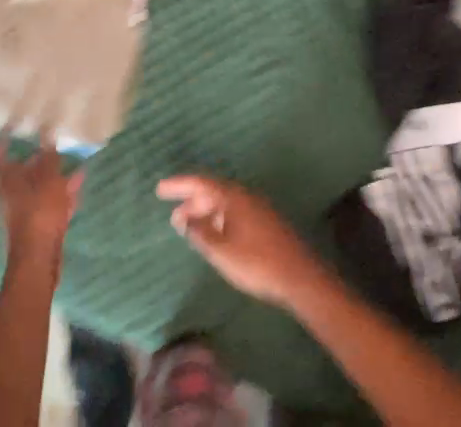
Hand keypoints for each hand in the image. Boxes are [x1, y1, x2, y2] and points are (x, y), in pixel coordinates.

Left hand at [0, 130, 82, 262]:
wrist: (39, 259)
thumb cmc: (39, 213)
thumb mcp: (48, 179)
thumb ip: (49, 156)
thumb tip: (46, 131)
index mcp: (7, 180)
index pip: (0, 155)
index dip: (4, 140)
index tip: (13, 126)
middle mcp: (12, 194)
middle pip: (22, 171)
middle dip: (37, 158)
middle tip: (50, 143)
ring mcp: (25, 211)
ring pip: (39, 187)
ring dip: (54, 174)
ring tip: (72, 159)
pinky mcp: (39, 224)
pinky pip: (50, 202)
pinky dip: (62, 192)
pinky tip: (79, 182)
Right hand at [156, 175, 332, 306]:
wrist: (300, 278)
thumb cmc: (256, 263)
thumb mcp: (221, 251)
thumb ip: (199, 233)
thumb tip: (183, 218)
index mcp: (233, 198)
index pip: (200, 183)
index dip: (179, 185)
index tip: (160, 189)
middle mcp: (245, 197)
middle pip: (213, 191)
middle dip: (191, 201)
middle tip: (174, 215)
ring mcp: (259, 209)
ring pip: (225, 203)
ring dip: (206, 211)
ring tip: (191, 227)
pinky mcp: (267, 223)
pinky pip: (235, 212)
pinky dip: (219, 218)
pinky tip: (216, 235)